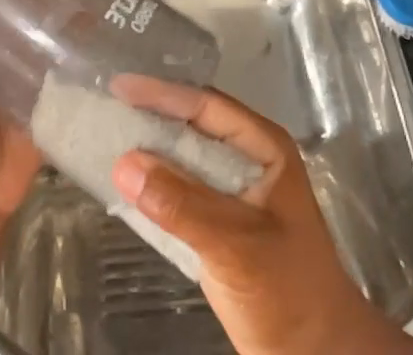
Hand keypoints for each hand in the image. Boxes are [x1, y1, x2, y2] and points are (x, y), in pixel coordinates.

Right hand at [109, 85, 412, 354]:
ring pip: (180, 157)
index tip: (118, 85)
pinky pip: (175, 190)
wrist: (312, 351)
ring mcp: (229, 193)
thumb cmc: (287, 288)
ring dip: (145, 149)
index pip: (206, 106)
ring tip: (99, 132)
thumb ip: (182, 203)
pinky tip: (117, 179)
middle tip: (101, 102)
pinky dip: (149, 184)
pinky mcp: (214, 223)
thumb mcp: (236, 243)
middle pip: (190, 125)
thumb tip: (124, 163)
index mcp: (263, 148)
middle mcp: (245, 160)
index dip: (162, 93)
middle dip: (149, 115)